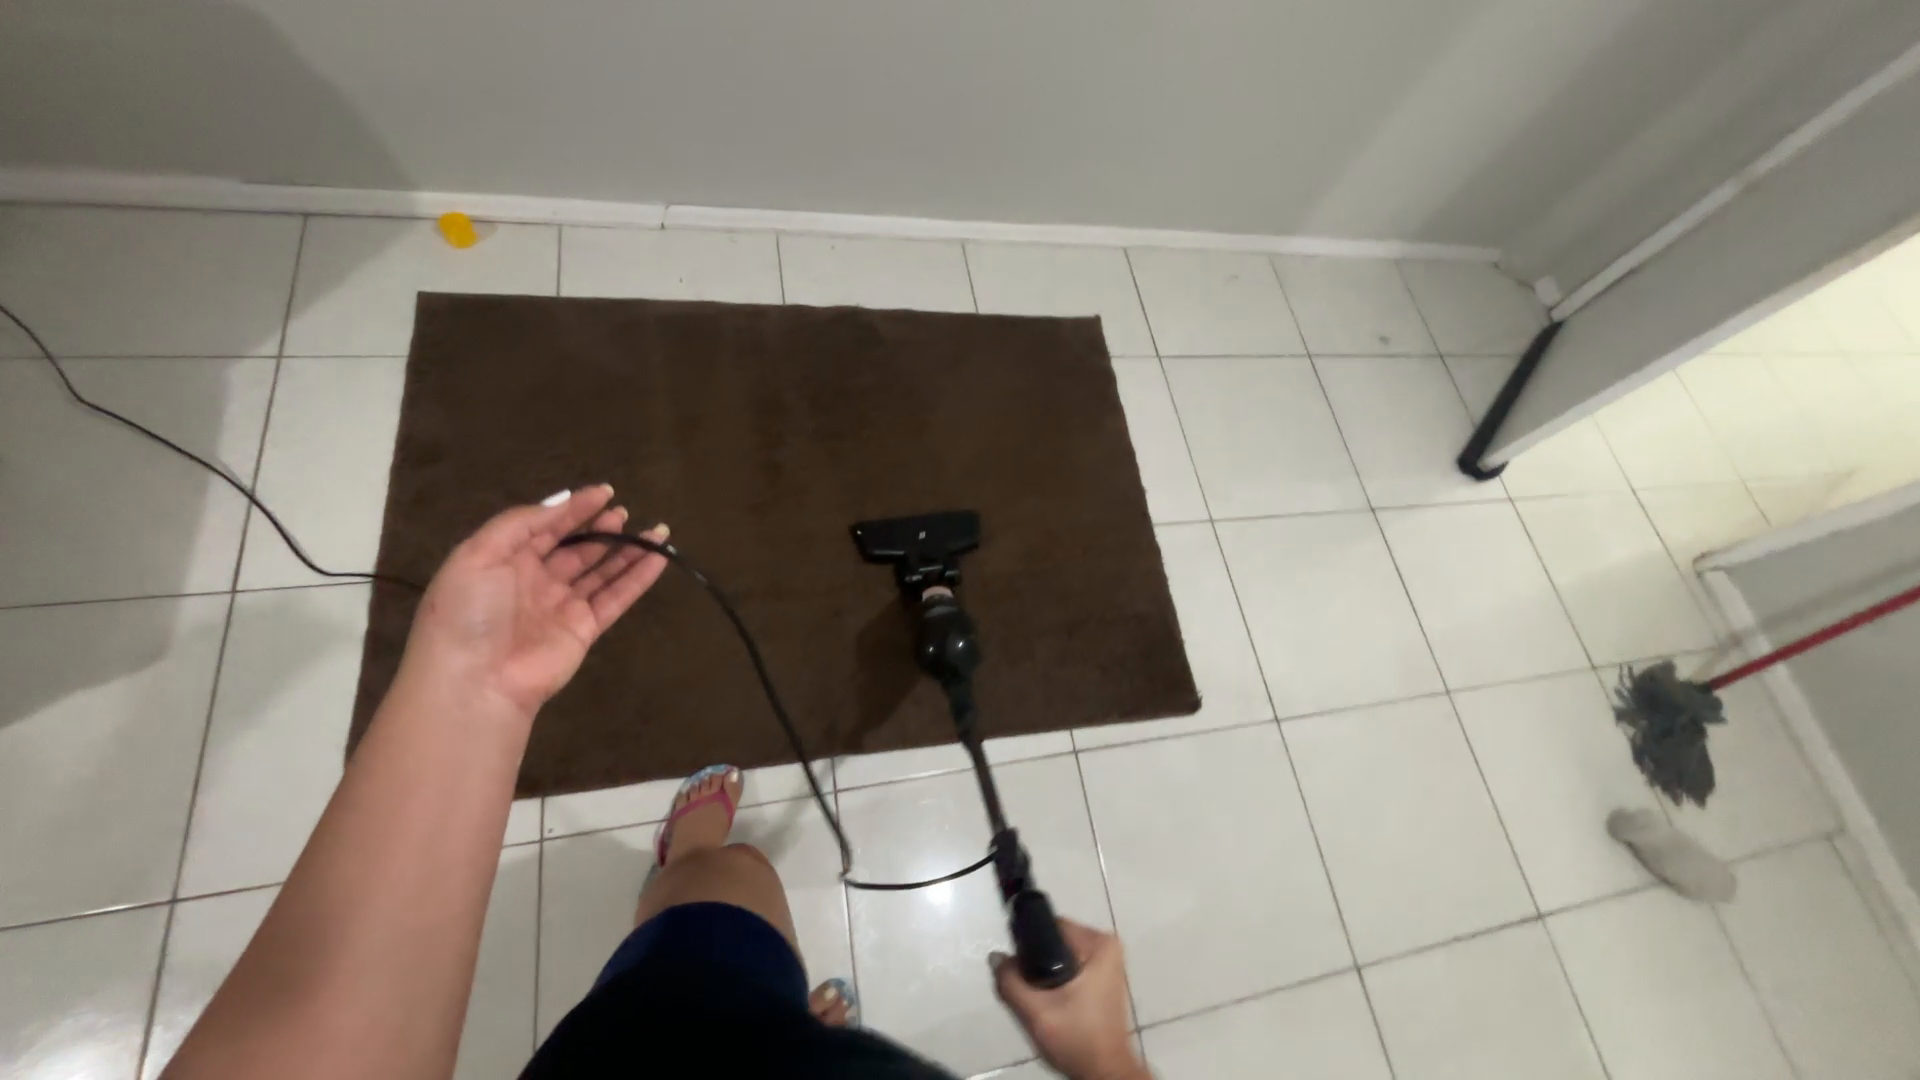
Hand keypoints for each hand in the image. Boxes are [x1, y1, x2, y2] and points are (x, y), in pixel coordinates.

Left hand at [400, 485, 668, 717]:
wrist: (475, 681)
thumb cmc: (468, 612)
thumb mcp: (478, 554)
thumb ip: (521, 523)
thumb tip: (562, 501)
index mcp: (505, 561)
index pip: (546, 527)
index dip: (574, 508)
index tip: (605, 492)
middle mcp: (536, 581)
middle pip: (577, 548)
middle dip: (601, 528)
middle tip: (624, 513)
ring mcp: (562, 606)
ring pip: (603, 571)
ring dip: (628, 550)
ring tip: (656, 530)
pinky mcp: (585, 629)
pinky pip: (617, 598)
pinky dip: (639, 578)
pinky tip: (659, 558)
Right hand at [993, 920, 1147, 1079]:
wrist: (1105, 1074)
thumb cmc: (1077, 1039)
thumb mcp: (1037, 1013)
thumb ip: (1011, 982)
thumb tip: (995, 957)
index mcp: (1099, 944)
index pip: (1052, 926)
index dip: (1030, 943)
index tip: (1018, 966)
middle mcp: (1107, 946)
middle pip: (1057, 939)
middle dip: (1037, 959)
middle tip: (1027, 987)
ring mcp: (1108, 961)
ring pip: (1062, 953)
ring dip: (1046, 970)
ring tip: (1037, 996)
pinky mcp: (1104, 976)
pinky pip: (1071, 965)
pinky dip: (1058, 978)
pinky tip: (1050, 1000)